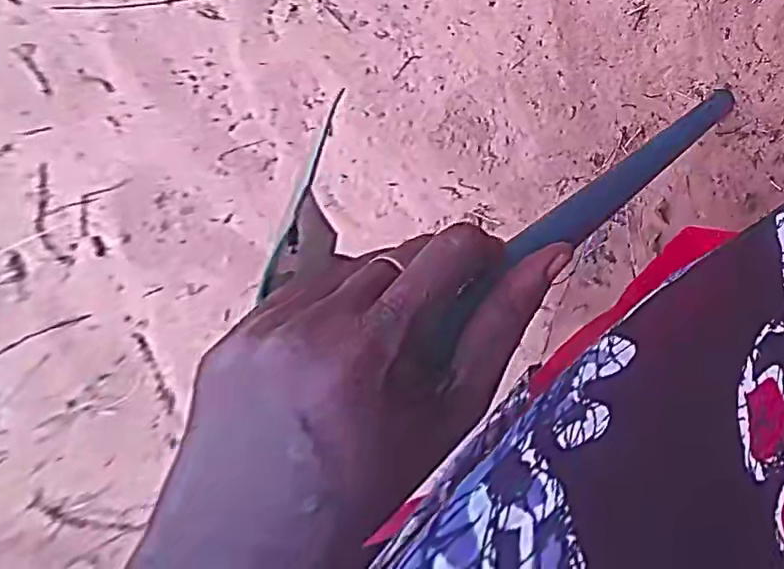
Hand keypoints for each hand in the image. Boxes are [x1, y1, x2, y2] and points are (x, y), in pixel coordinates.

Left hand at [131, 224, 571, 568]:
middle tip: (440, 332)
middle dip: (437, 277)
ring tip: (387, 351)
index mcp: (364, 348)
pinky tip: (344, 355)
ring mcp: (260, 331)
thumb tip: (551, 255)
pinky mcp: (232, 339)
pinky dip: (343, 305)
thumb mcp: (455, 411)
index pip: (449, 245)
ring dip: (390, 288)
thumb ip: (505, 322)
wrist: (245, 565)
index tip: (492, 279)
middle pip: (406, 251)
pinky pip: (312, 289)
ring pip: (362, 264)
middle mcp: (305, 327)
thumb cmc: (365, 497)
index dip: (484, 253)